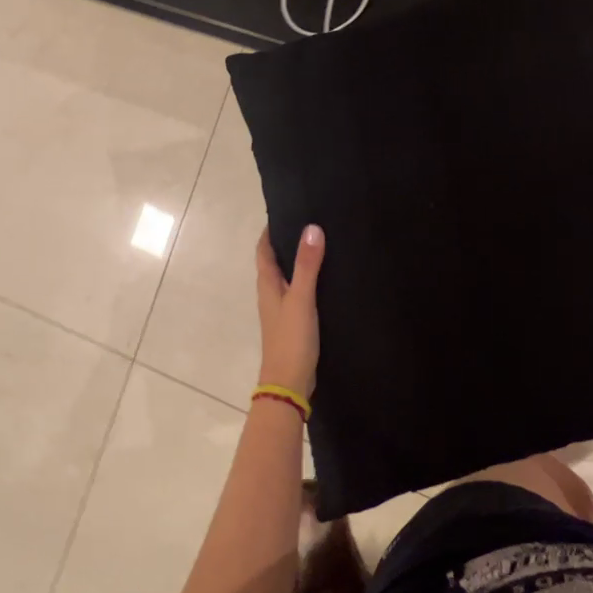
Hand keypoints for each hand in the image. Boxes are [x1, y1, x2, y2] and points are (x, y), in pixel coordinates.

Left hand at [255, 225, 323, 397]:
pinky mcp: (294, 322)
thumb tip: (311, 227)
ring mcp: (281, 308)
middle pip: (276, 260)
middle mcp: (271, 292)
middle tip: (313, 221)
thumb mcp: (302, 298)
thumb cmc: (291, 338)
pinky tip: (328, 278)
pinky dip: (310, 280)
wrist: (289, 384)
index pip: (264, 248)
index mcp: (267, 283)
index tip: (289, 209)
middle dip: (289, 241)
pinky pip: (300, 292)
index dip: (272, 229)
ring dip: (300, 261)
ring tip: (323, 243)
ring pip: (288, 276)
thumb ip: (307, 264)